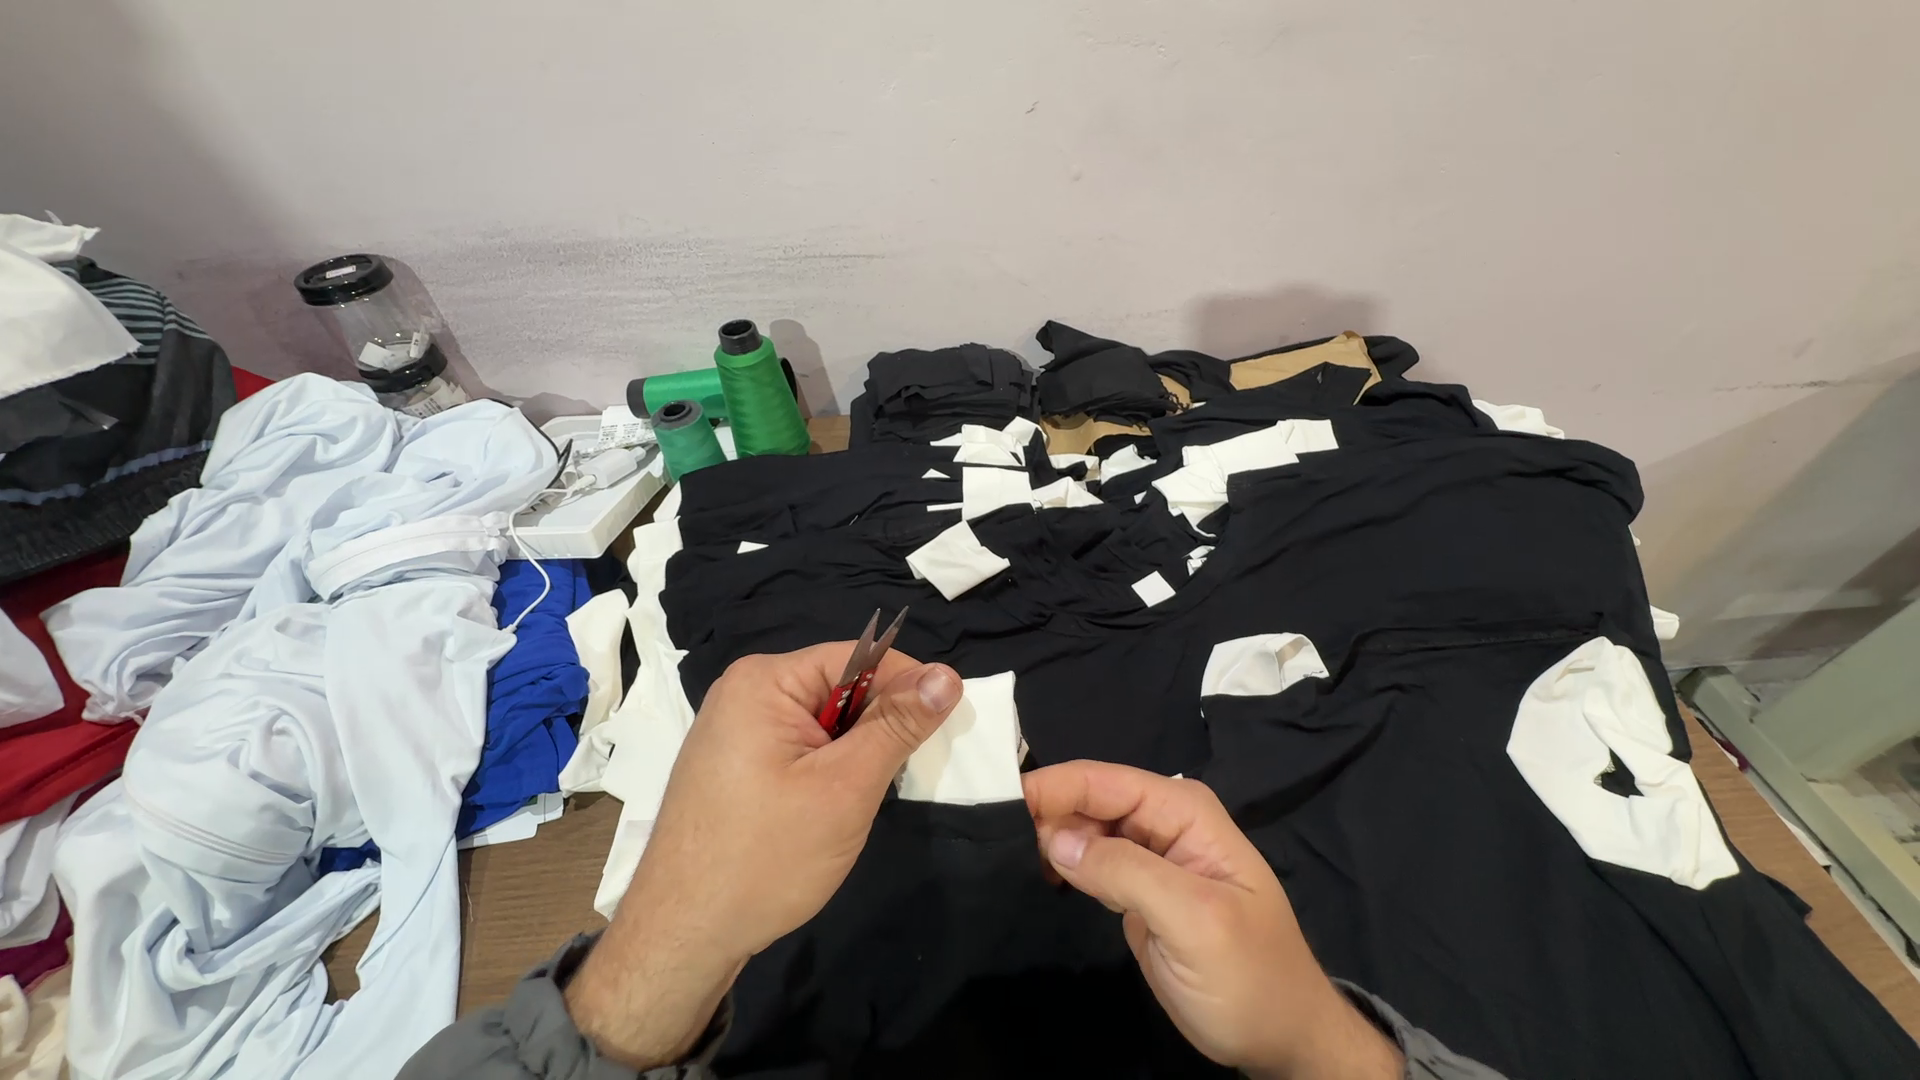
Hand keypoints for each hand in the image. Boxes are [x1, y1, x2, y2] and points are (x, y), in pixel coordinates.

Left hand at [566, 643, 962, 1068]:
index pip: (858, 656)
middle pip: (839, 686)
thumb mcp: (846, 787)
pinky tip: (826, 808)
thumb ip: (898, 726)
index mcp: (765, 680)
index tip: (944, 723)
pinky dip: (826, 768)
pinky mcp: (734, 763)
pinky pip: (798, 745)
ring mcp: (734, 729)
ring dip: (852, 752)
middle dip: (876, 725)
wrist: (682, 939)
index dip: (906, 684)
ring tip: (856, 798)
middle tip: (893, 776)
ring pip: (823, 721)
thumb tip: (948, 675)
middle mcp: (744, 692)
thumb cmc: (767, 857)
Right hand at [1023, 761, 1404, 1079]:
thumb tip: (1054, 837)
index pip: (1105, 781)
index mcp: (1183, 810)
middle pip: (1090, 798)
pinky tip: (1034, 872)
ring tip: (1000, 849)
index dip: (1053, 786)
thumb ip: (1126, 872)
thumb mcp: (1194, 922)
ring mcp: (1148, 854)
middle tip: (991, 834)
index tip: (999, 804)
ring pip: (1084, 827)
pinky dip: (1059, 862)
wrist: (1281, 1038)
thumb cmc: (1249, 976)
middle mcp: (1162, 820)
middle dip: (1044, 808)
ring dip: (1046, 834)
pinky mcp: (1134, 887)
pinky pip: (1088, 860)